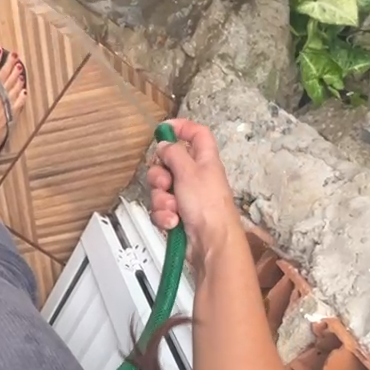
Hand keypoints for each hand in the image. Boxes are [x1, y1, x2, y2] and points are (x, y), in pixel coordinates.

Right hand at [146, 118, 249, 277]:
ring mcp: (185, 196)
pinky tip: (173, 222)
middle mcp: (195, 176)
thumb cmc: (207, 206)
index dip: (181, 128)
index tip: (163, 129)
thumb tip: (163, 144)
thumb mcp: (189, 172)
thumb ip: (173, 154)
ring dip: (162, 200)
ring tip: (173, 209)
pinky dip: (163, 215)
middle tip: (165, 183)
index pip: (196, 134)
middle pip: (168, 163)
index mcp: (204, 160)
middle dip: (159, 175)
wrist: (210, 242)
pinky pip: (161, 209)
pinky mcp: (177, 214)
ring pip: (160, 189)